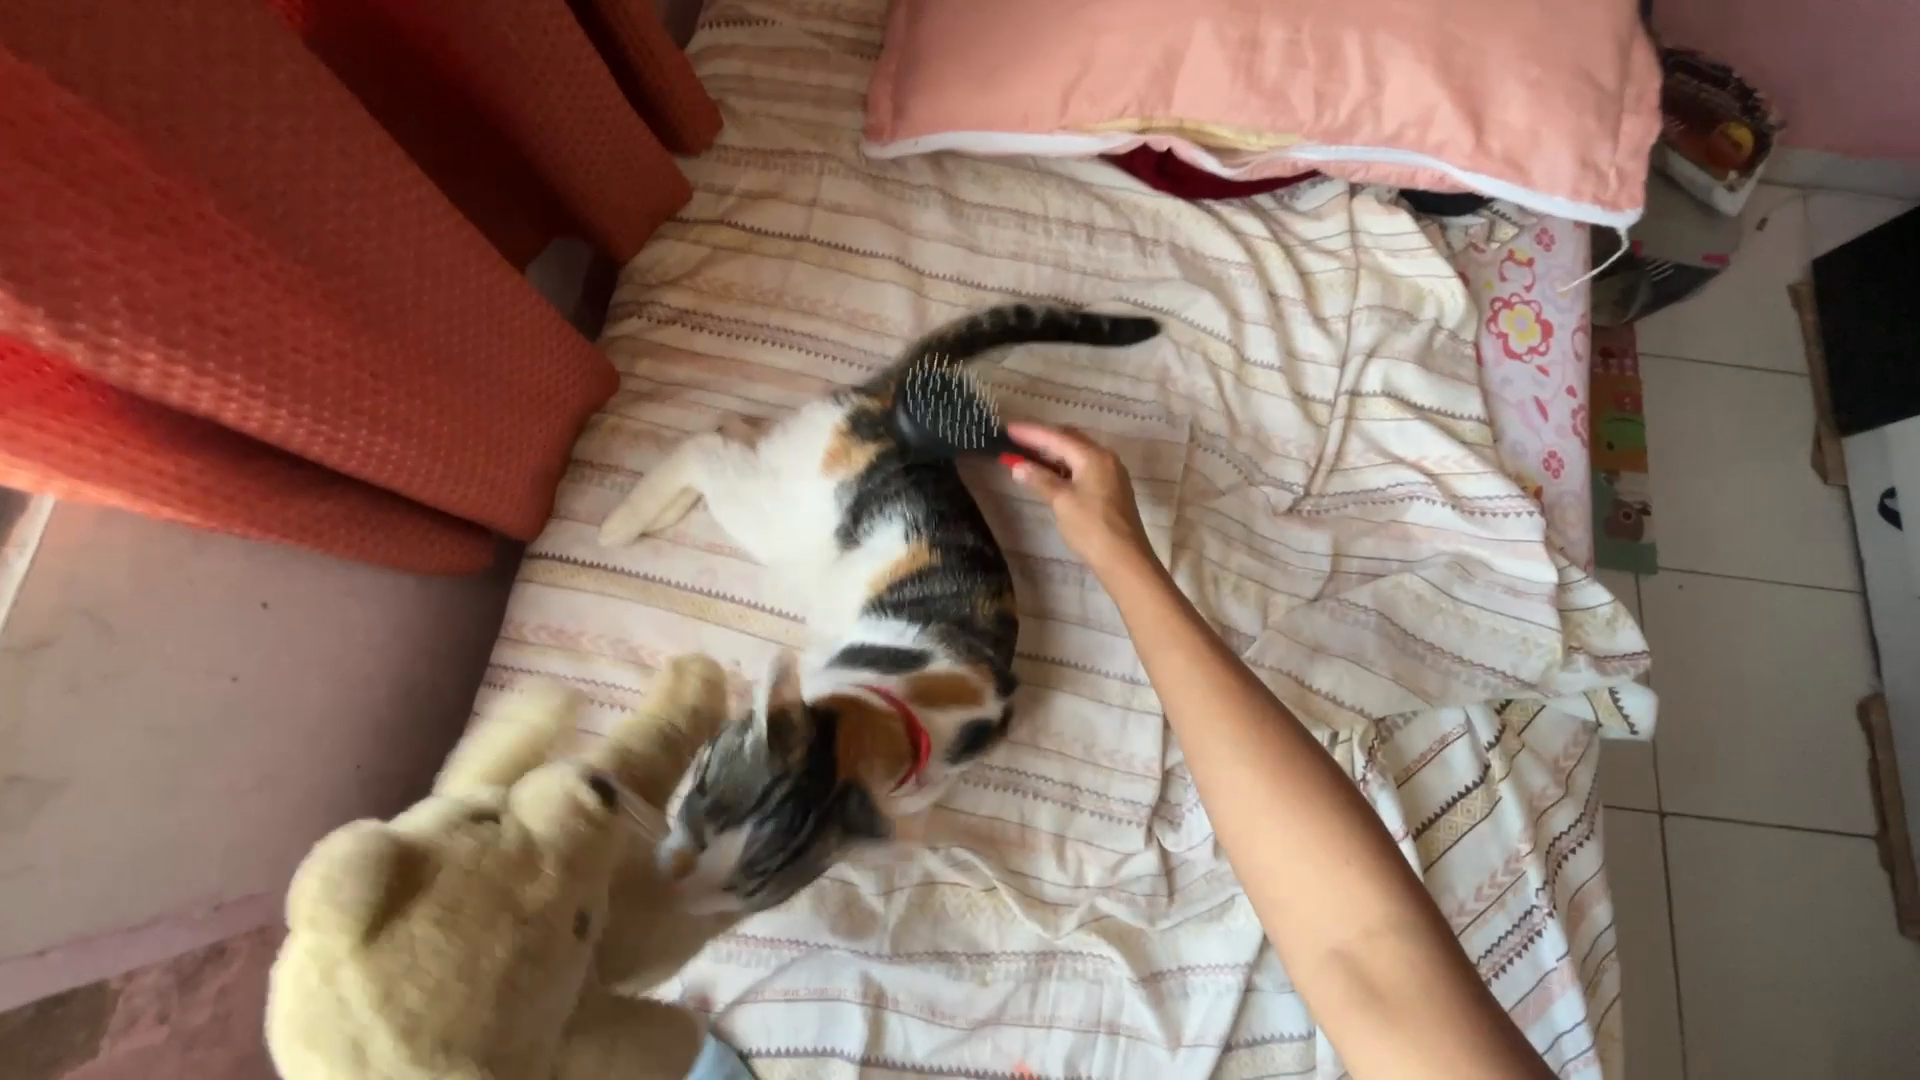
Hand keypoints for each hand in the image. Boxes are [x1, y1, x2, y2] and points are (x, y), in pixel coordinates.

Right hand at [1004, 423, 1155, 574]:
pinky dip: (1064, 466)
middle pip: (1070, 440)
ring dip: (1053, 453)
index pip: (1057, 437)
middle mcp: (1105, 458)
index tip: (1008, 428)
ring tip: (1028, 454)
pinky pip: (1083, 467)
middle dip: (1042, 438)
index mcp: (1093, 457)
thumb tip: (1018, 466)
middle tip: (1016, 439)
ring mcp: (1110, 473)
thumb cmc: (1091, 528)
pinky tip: (1050, 473)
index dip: (1031, 432)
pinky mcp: (1111, 488)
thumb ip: (1040, 479)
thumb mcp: (1061, 501)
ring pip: (1077, 454)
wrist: (1124, 559)